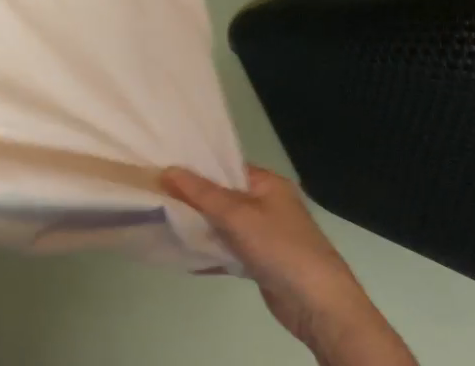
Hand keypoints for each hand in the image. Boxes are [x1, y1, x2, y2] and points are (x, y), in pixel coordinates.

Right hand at [162, 165, 415, 365]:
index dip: (192, 166)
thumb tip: (166, 169)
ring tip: (158, 218)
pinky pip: (226, 247)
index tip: (158, 166)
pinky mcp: (260, 261)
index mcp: (267, 184)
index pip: (222, 165)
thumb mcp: (236, 214)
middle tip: (153, 191)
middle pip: (219, 194)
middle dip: (189, 196)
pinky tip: (181, 252)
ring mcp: (264, 234)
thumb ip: (199, 191)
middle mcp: (266, 204)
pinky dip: (207, 249)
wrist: (321, 309)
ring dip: (196, 224)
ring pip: (220, 222)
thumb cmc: (281, 249)